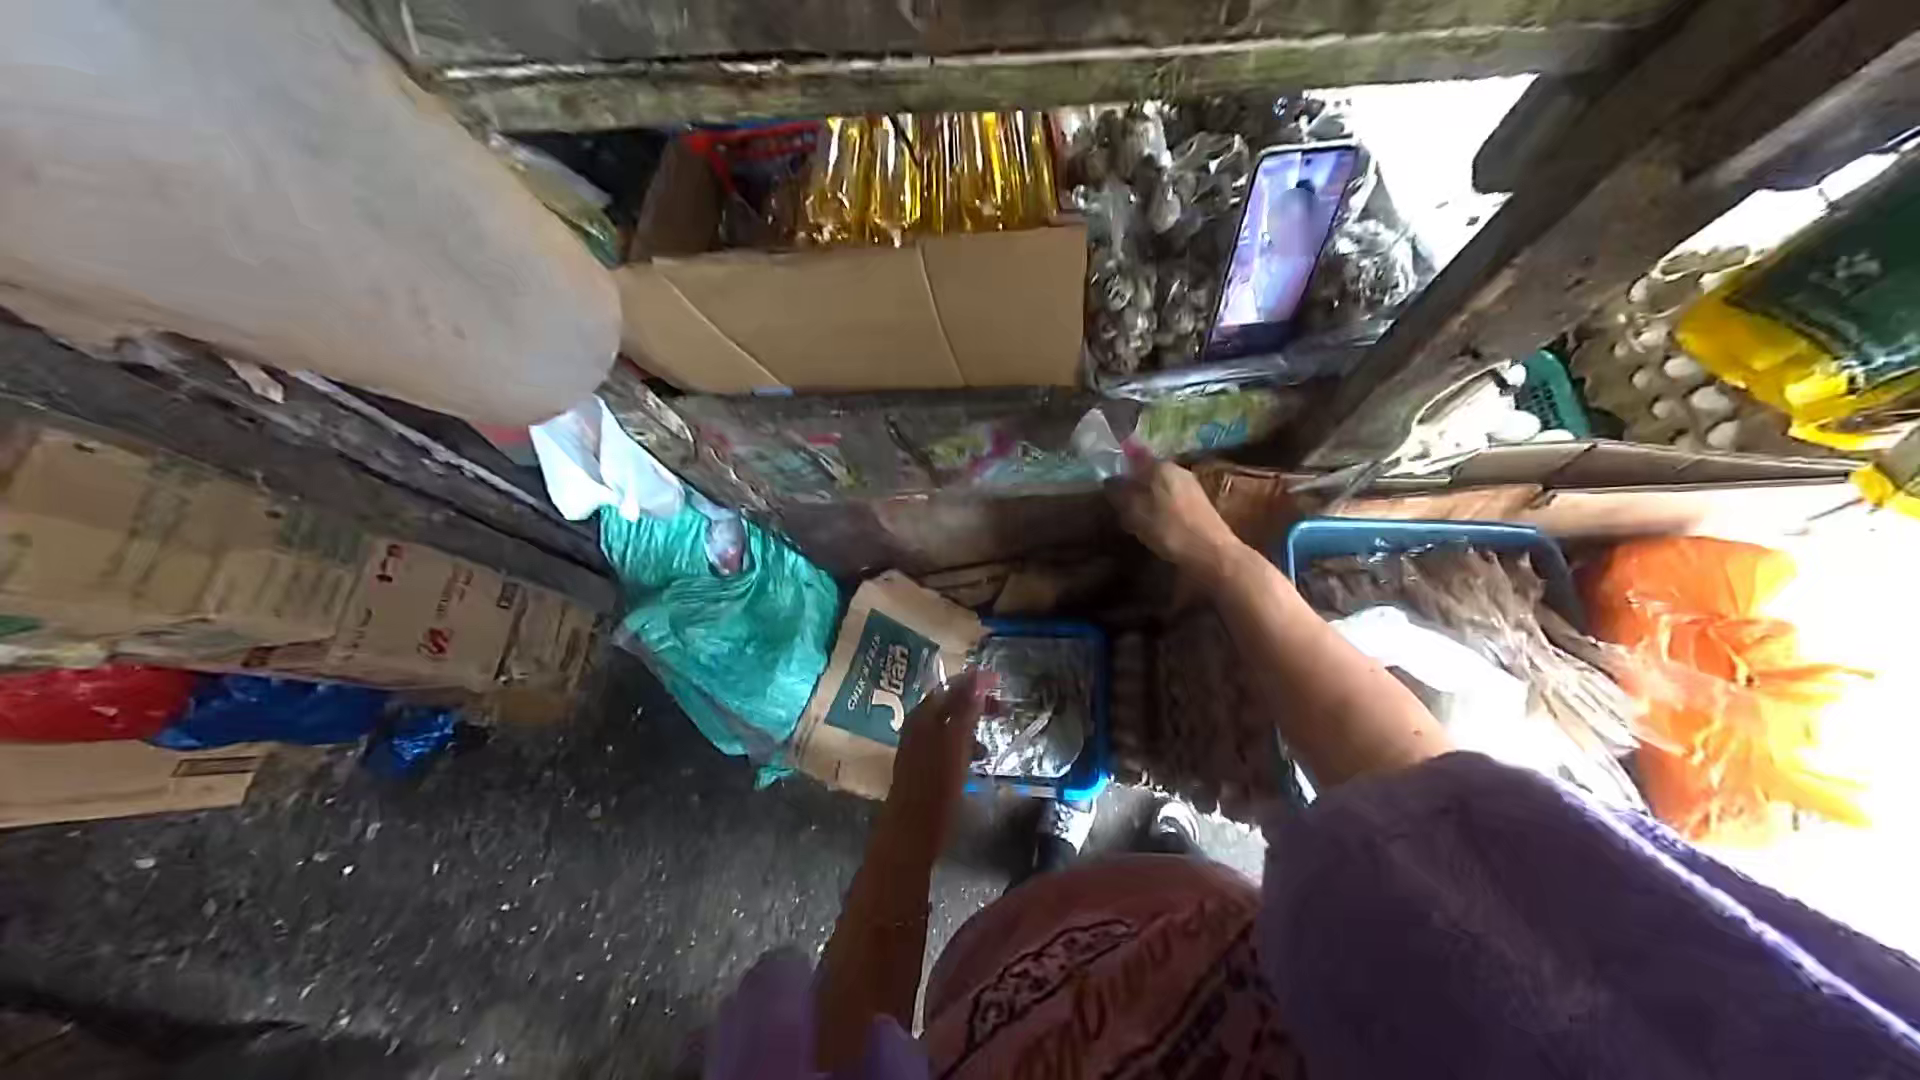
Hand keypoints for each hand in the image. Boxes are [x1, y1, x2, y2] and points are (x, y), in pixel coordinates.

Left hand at [884, 670, 991, 843]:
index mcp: (924, 717)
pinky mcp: (922, 767)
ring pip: (948, 723)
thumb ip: (965, 710)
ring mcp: (917, 747)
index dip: (975, 681)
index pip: (951, 687)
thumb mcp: (956, 745)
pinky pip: (946, 742)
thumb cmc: (935, 787)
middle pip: (948, 703)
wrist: (910, 833)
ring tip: (993, 731)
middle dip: (974, 700)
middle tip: (1001, 707)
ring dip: (971, 722)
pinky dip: (964, 741)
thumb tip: (978, 678)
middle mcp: (917, 727)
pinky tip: (978, 757)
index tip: (999, 681)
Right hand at [1109, 457, 1244, 578]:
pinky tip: (1154, 527)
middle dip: (1132, 484)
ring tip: (1133, 519)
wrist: (1210, 553)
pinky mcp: (1199, 506)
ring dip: (1145, 499)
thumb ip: (1120, 492)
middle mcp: (1177, 470)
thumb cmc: (1168, 528)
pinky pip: (1170, 500)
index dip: (1121, 458)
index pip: (1135, 452)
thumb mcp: (1134, 511)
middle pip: (1147, 471)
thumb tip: (1110, 480)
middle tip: (1118, 502)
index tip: (1110, 470)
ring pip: (1159, 487)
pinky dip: (1158, 509)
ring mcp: (1191, 487)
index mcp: (1160, 466)